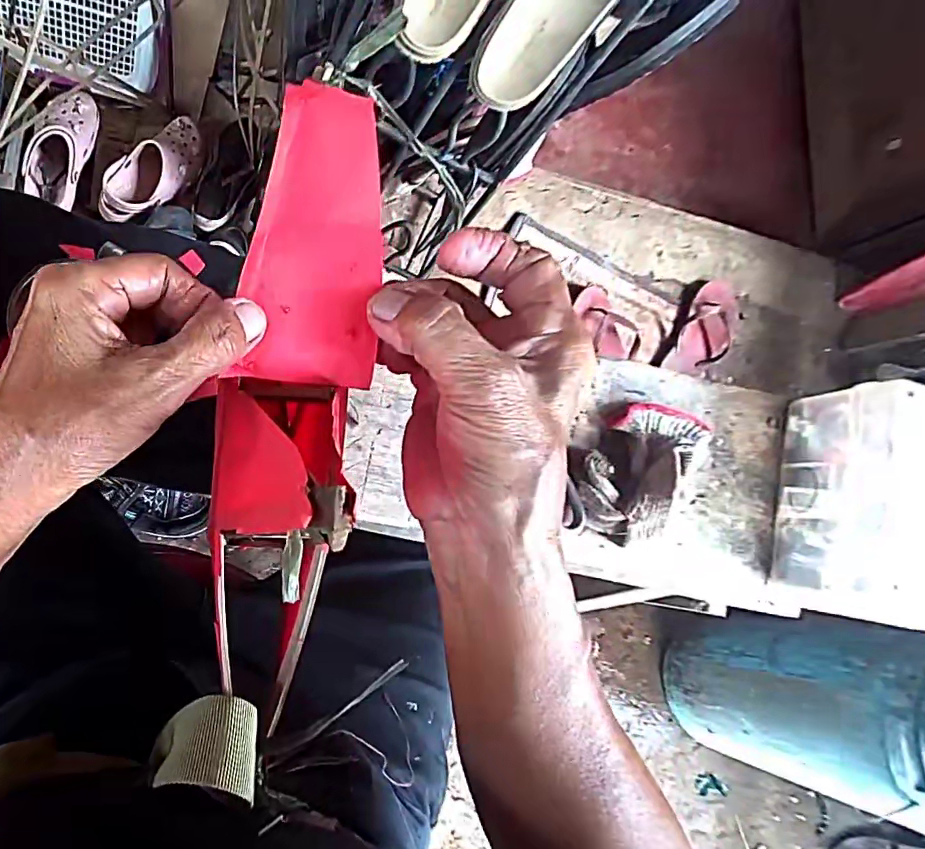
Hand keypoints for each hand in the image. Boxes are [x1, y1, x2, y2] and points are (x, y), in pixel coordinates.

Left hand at [0, 253, 266, 515]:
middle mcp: (66, 297)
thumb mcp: (152, 386)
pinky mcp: (69, 355)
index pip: (165, 271)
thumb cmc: (58, 434)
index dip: (201, 305)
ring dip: (168, 351)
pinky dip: (147, 365)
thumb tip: (245, 318)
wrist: (17, 475)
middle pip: (153, 295)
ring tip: (177, 384)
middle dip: (185, 331)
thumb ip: (208, 346)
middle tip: (205, 364)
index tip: (223, 334)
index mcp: (78, 287)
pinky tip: (155, 392)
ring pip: (140, 323)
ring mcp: (65, 327)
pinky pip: (122, 346)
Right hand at [366, 228, 593, 543]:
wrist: (478, 520)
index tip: (451, 252)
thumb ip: (439, 335)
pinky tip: (379, 349)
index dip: (489, 252)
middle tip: (394, 303)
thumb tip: (396, 302)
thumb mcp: (486, 385)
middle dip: (427, 294)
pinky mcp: (434, 395)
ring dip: (402, 319)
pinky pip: (407, 354)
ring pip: (430, 325)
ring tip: (381, 325)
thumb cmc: (512, 468)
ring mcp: (467, 373)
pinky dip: (389, 346)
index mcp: (546, 339)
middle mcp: (507, 352)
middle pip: (463, 296)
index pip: (525, 270)